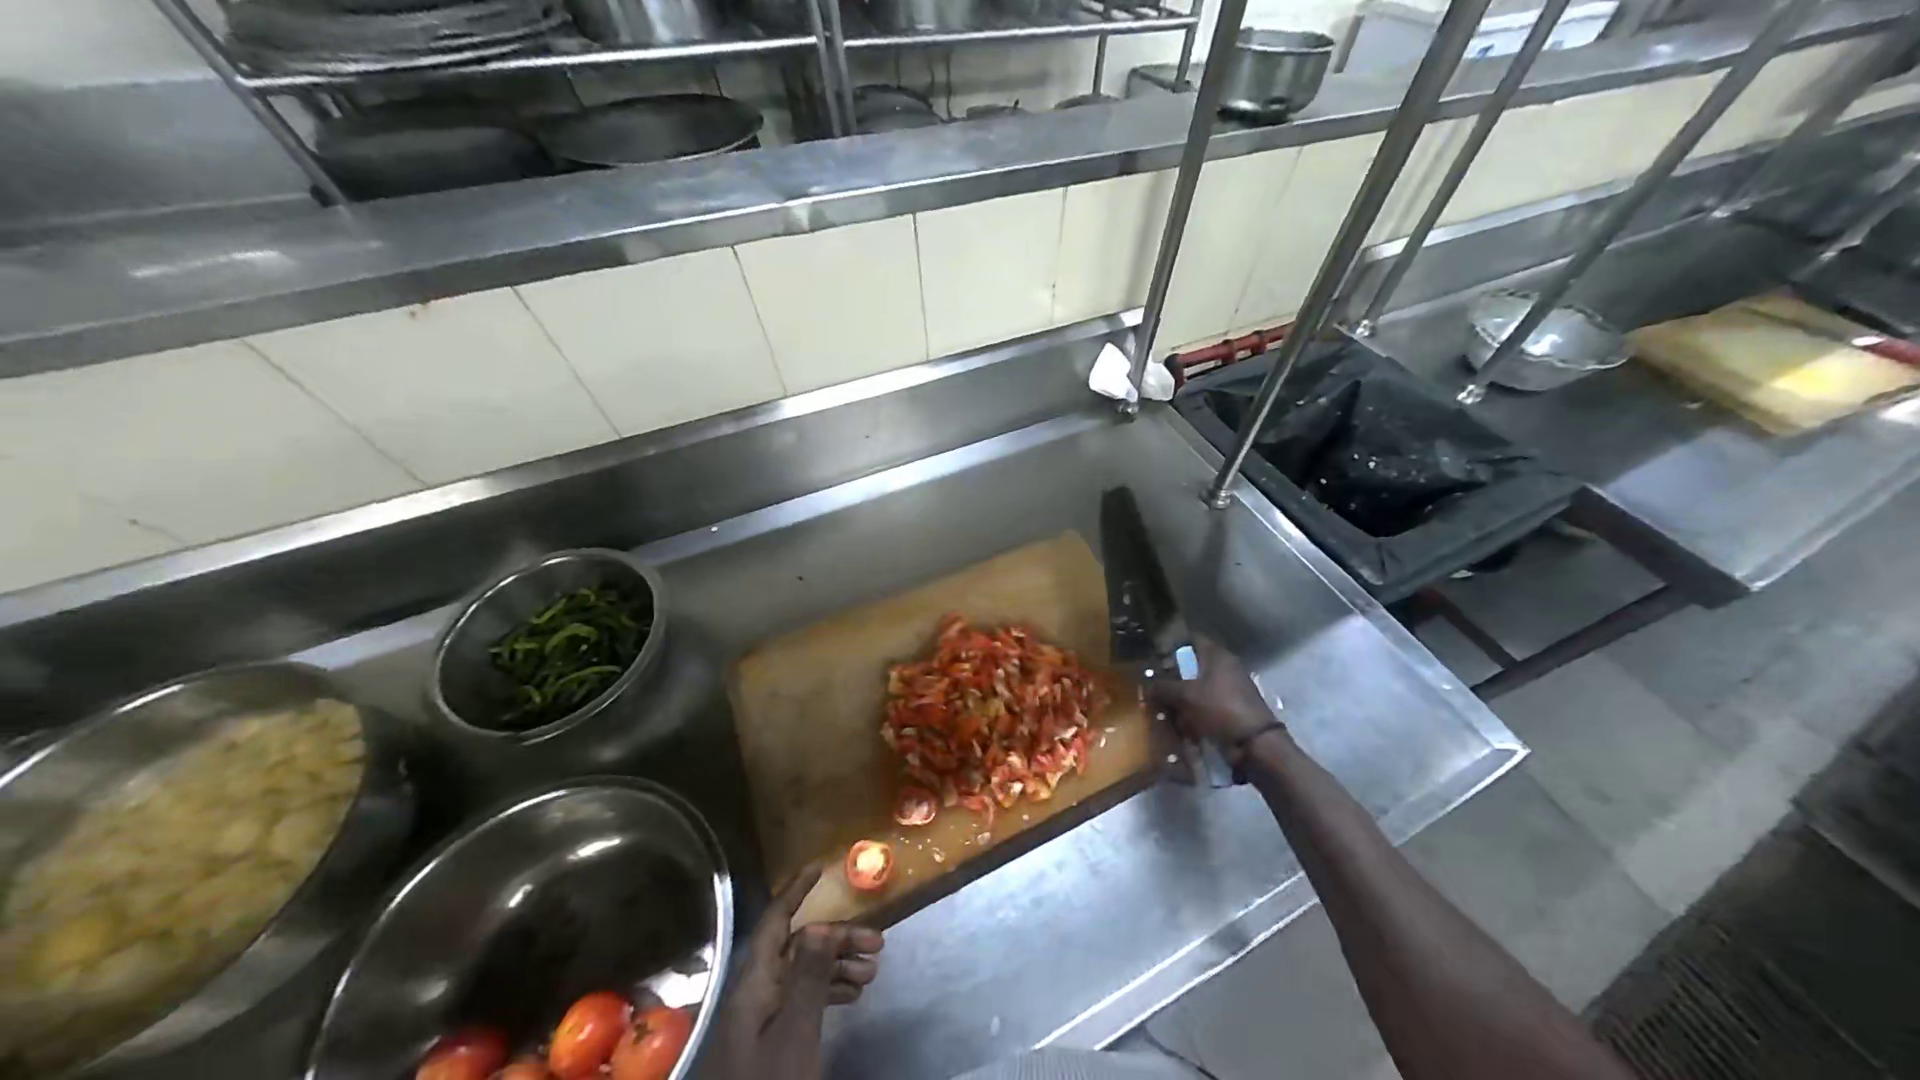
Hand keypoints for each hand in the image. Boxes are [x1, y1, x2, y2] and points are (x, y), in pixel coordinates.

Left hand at [707, 866, 883, 1079]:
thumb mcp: (796, 1032)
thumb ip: (809, 977)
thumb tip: (820, 924)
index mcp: (756, 982)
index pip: (775, 921)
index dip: (795, 891)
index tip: (821, 867)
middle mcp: (756, 991)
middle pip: (798, 947)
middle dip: (837, 938)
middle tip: (879, 945)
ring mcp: (761, 1017)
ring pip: (803, 973)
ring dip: (837, 966)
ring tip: (872, 976)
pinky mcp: (769, 1040)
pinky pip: (802, 999)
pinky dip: (827, 992)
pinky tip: (851, 998)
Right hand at [1147, 636, 1282, 745]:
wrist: (1254, 742)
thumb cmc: (1219, 708)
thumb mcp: (1186, 696)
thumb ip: (1164, 688)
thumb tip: (1148, 685)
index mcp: (1217, 656)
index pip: (1192, 640)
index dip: (1173, 646)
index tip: (1156, 658)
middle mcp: (1225, 668)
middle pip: (1193, 667)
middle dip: (1174, 679)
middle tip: (1156, 688)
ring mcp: (1230, 689)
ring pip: (1198, 689)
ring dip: (1182, 700)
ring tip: (1165, 710)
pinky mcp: (1232, 709)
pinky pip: (1207, 707)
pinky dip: (1194, 714)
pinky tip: (1181, 726)